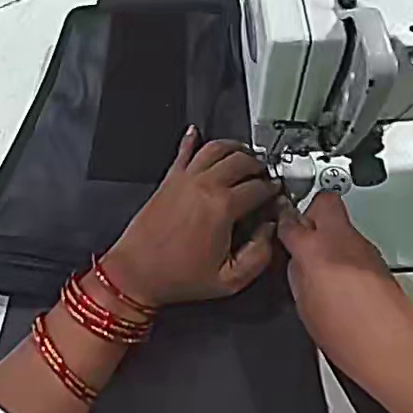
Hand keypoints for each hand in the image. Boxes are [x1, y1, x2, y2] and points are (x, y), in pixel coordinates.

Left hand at [101, 128, 277, 307]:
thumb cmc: (177, 277)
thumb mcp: (230, 280)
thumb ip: (260, 255)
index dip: (273, 190)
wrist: (136, 275)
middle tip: (266, 174)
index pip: (259, 187)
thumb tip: (270, 231)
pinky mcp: (169, 180)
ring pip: (217, 148)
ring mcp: (185, 179)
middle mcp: (204, 186)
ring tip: (246, 155)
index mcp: (222, 208)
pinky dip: (192, 139)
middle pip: (242, 160)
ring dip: (236, 148)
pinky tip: (196, 133)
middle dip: (260, 166)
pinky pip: (184, 151)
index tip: (276, 195)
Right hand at [279, 192, 412, 412]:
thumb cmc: (353, 340)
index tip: (281, 230)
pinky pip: (356, 244)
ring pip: (343, 222)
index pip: (291, 221)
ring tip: (321, 264)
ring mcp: (366, 249)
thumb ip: (297, 276)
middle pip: (325, 202)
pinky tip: (341, 279)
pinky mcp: (380, 261)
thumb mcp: (305, 309)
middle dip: (310, 212)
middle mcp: (345, 242)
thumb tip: (295, 263)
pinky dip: (345, 252)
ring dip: (329, 235)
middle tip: (301, 233)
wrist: (395, 353)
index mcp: (316, 252)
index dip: (282, 224)